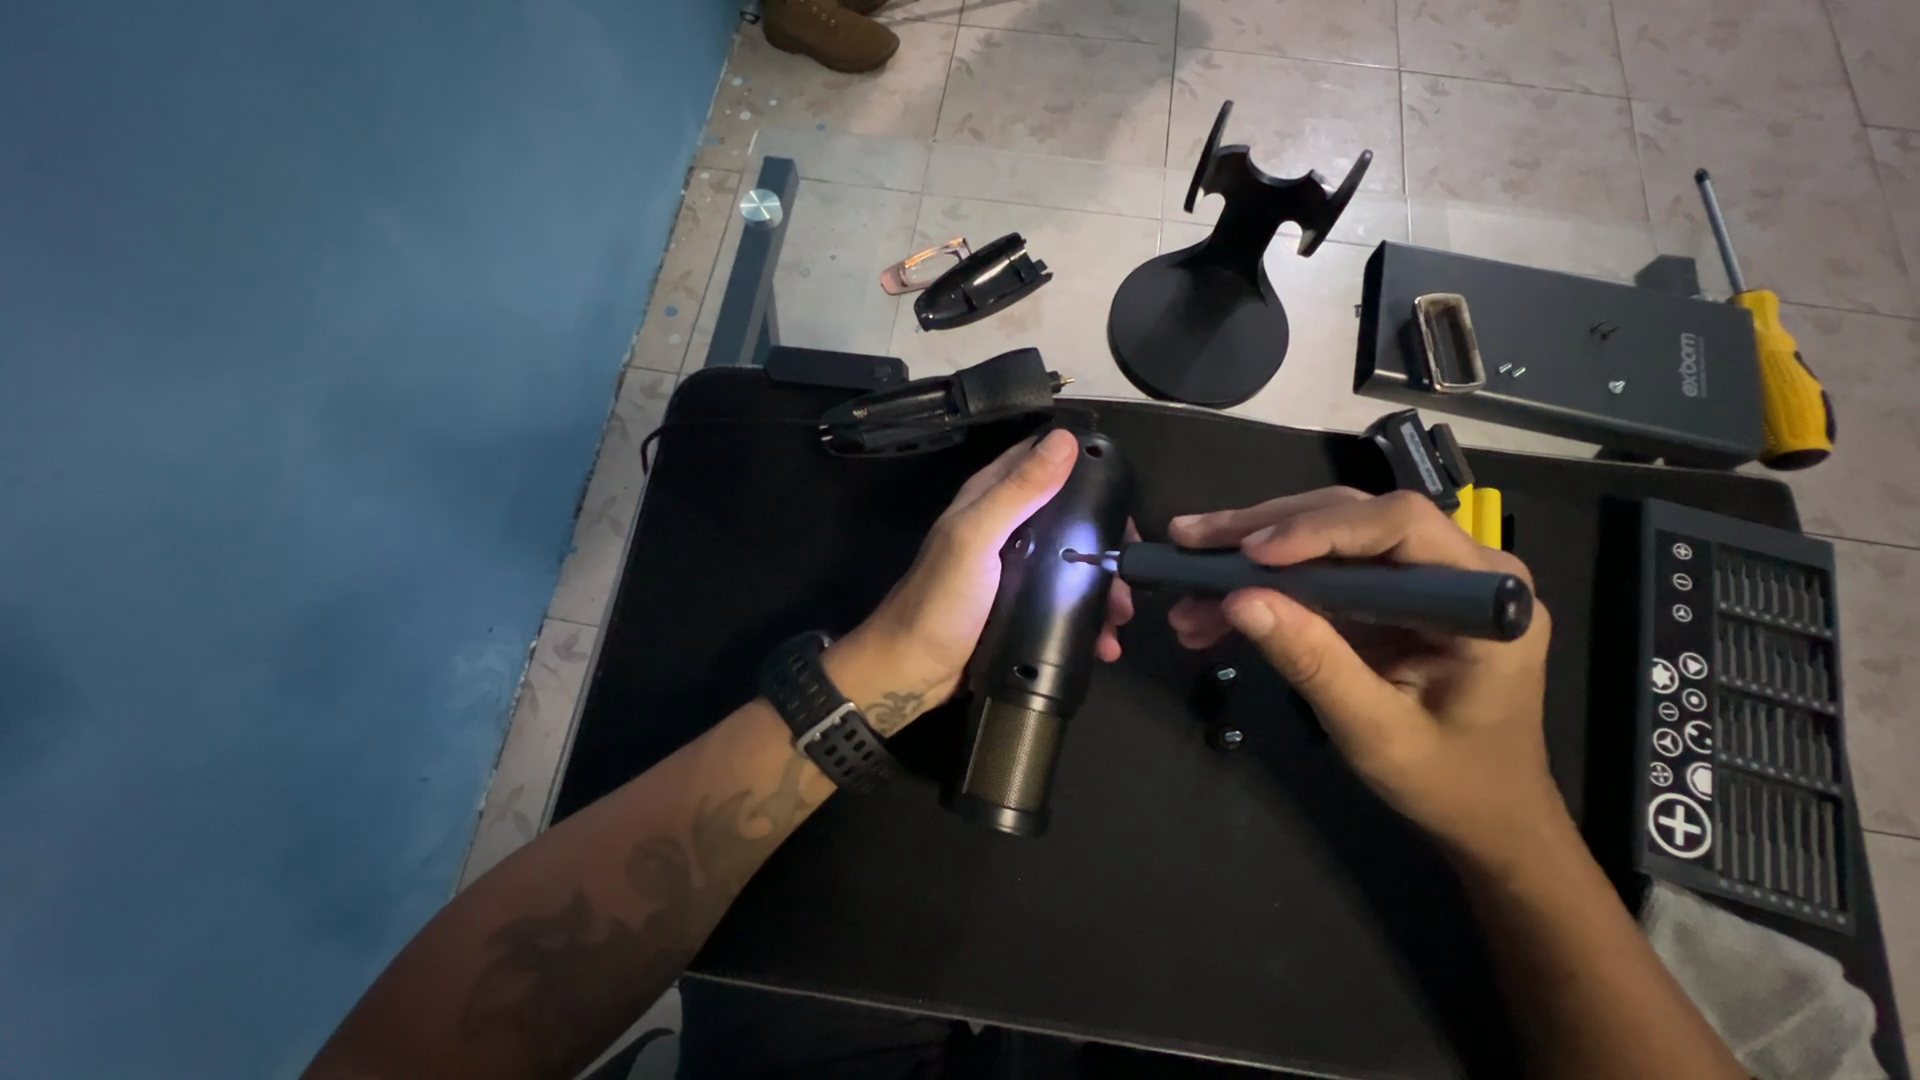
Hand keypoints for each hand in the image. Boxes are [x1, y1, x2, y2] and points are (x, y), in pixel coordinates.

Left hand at [824, 429, 1133, 734]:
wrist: (913, 672)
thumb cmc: (941, 601)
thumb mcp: (977, 539)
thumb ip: (1018, 492)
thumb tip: (1065, 441)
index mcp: (988, 499)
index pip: (1042, 460)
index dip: (1083, 464)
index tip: (1125, 486)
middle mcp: (1004, 527)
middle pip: (1068, 516)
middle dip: (1105, 537)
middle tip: (1131, 564)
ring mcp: (1013, 570)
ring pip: (1071, 562)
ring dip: (1103, 585)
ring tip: (1122, 614)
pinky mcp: (1020, 607)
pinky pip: (1064, 602)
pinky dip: (1088, 618)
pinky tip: (1105, 641)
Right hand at [1167, 489, 1559, 868]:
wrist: (1486, 815)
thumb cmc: (1449, 782)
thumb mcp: (1377, 731)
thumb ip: (1314, 663)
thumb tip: (1239, 601)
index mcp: (1482, 595)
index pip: (1399, 525)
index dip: (1319, 529)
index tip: (1249, 555)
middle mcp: (1456, 567)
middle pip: (1350, 519)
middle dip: (1262, 530)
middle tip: (1188, 540)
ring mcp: (1419, 578)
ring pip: (1324, 537)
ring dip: (1249, 555)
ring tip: (1184, 577)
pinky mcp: (1387, 595)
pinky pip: (1318, 572)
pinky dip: (1262, 587)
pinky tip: (1211, 608)